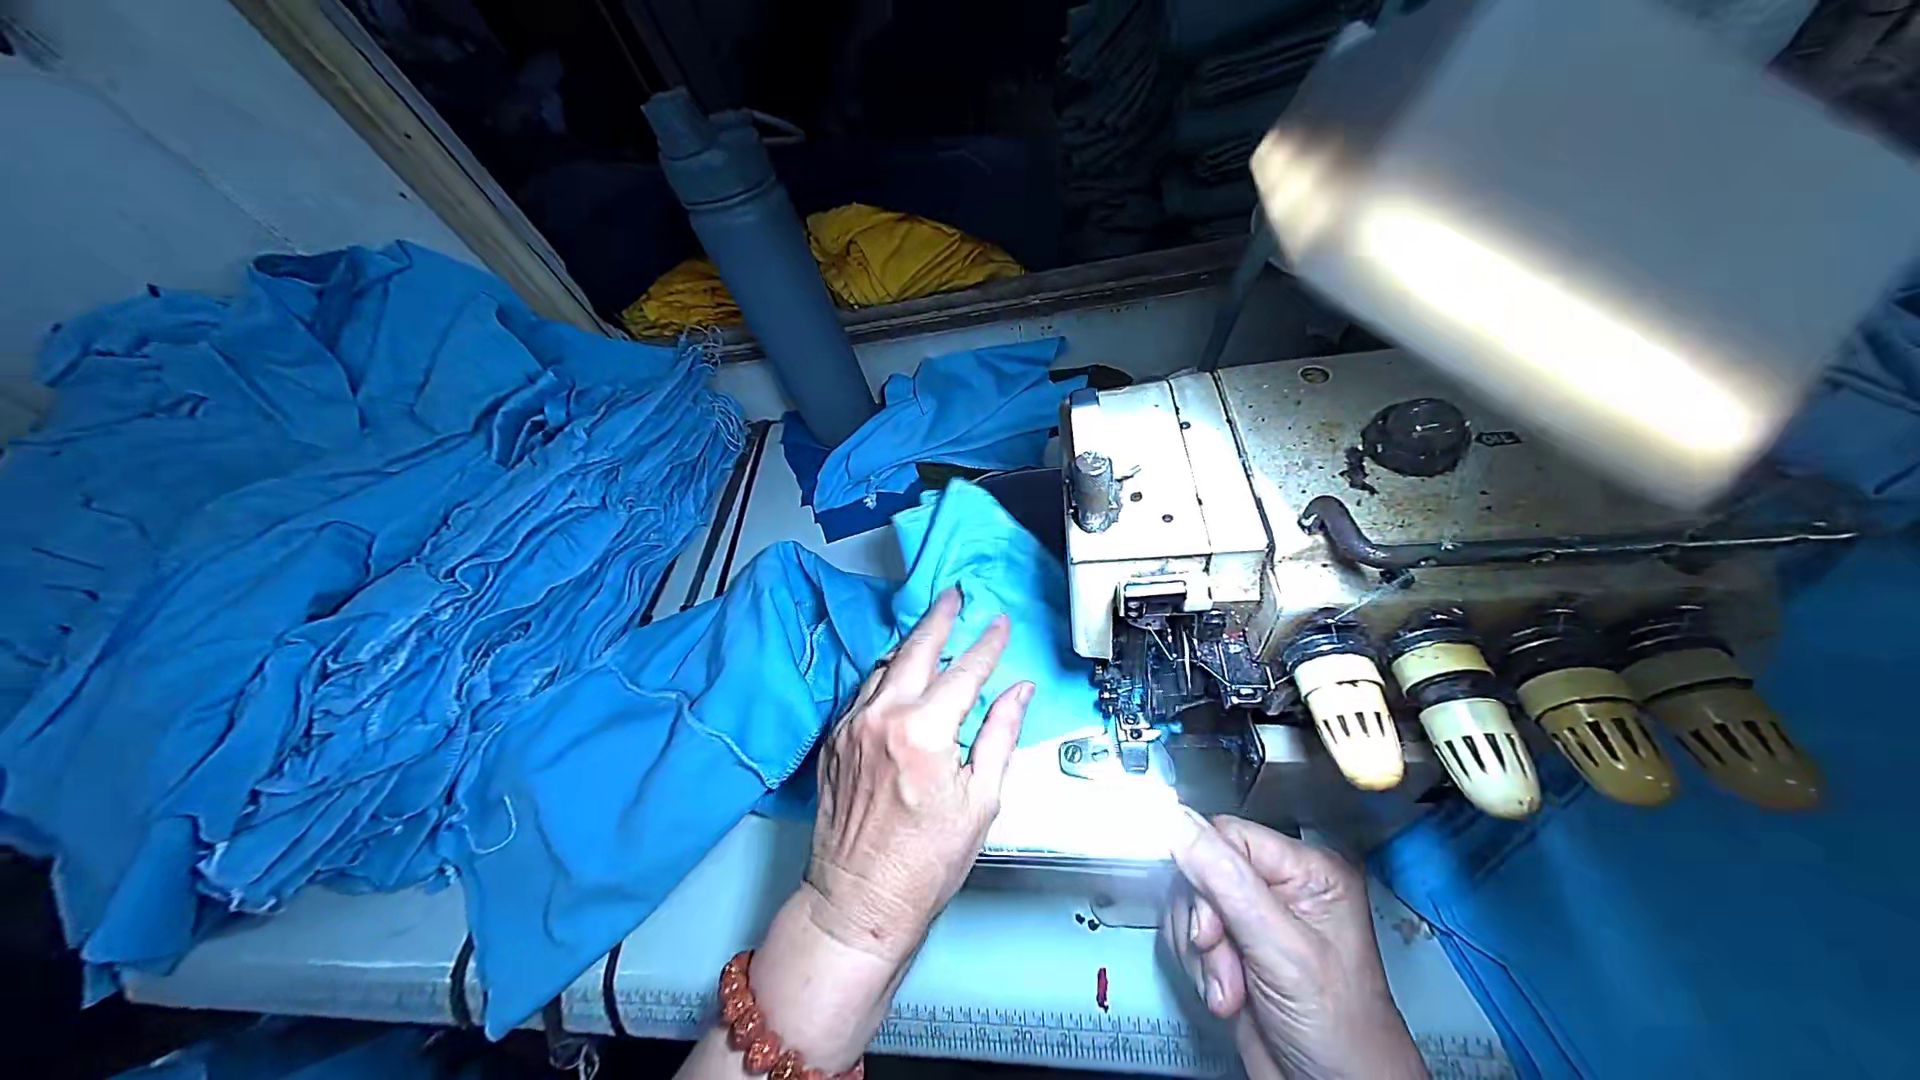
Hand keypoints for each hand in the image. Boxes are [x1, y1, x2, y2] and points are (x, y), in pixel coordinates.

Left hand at [804, 585, 1032, 963]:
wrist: (858, 900)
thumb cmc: (924, 863)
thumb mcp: (980, 800)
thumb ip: (999, 735)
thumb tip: (1017, 693)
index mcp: (924, 733)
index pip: (964, 672)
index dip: (987, 645)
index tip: (999, 626)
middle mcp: (882, 718)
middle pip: (917, 649)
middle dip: (940, 617)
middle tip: (954, 596)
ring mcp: (852, 726)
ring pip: (885, 665)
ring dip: (911, 644)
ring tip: (931, 630)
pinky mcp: (835, 739)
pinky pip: (864, 690)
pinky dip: (887, 674)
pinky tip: (901, 674)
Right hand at [1163, 815, 1427, 1079]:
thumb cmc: (1343, 1035)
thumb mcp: (1282, 950)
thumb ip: (1226, 880)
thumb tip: (1179, 822)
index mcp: (1307, 869)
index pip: (1226, 835)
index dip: (1203, 874)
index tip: (1205, 924)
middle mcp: (1279, 885)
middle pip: (1201, 869)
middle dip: (1203, 924)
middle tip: (1223, 960)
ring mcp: (1253, 915)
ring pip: (1188, 902)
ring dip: (1198, 952)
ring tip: (1229, 989)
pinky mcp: (1232, 943)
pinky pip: (1186, 931)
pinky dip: (1195, 965)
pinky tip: (1224, 993)